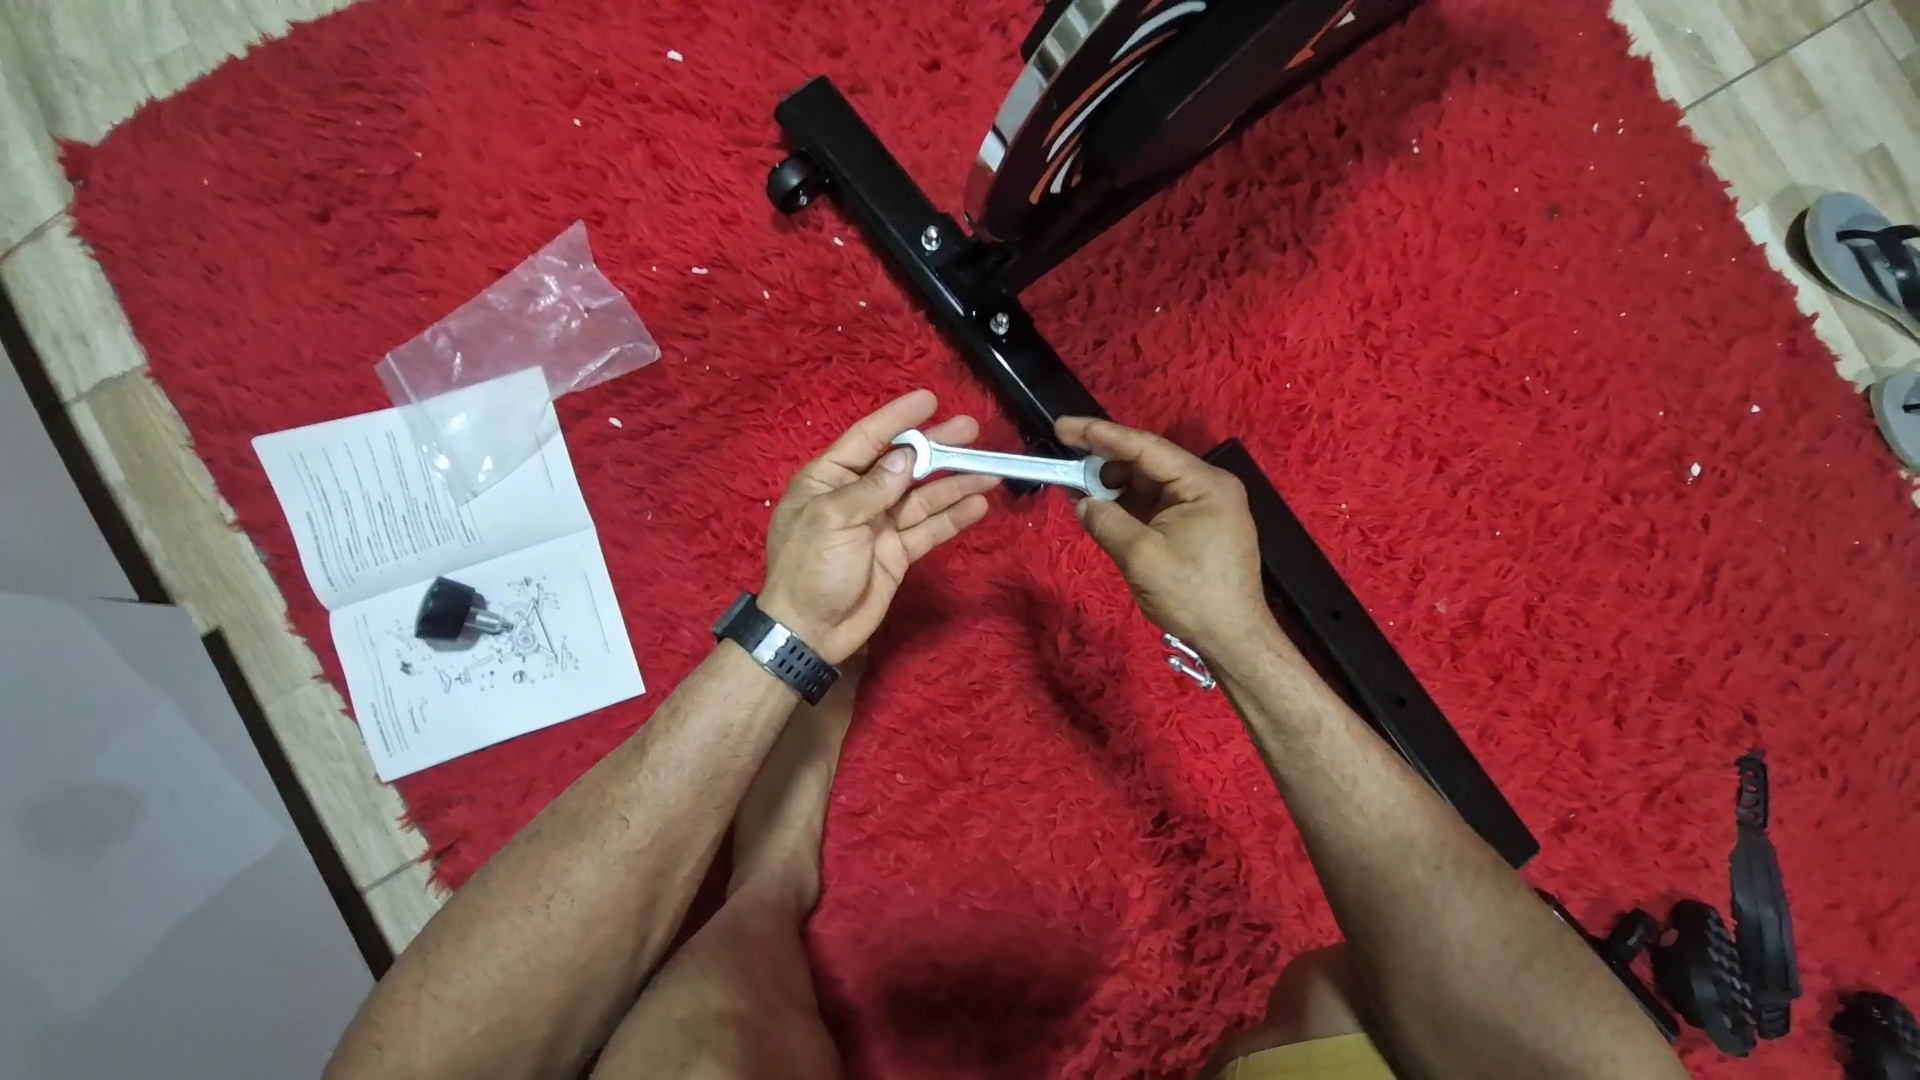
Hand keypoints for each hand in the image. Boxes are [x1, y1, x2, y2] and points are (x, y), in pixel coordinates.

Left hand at [760, 390, 998, 663]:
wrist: (810, 631)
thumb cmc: (809, 568)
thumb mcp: (832, 520)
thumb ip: (873, 488)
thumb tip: (907, 456)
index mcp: (829, 479)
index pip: (867, 439)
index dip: (898, 419)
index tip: (929, 399)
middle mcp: (858, 496)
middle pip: (903, 465)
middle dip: (937, 448)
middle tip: (971, 429)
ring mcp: (880, 525)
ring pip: (923, 497)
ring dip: (954, 483)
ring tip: (989, 469)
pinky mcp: (898, 553)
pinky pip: (929, 529)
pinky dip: (953, 518)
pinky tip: (978, 505)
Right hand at [1056, 417, 1278, 665]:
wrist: (1232, 639)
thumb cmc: (1192, 594)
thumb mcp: (1141, 556)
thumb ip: (1106, 521)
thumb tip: (1081, 503)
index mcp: (1203, 484)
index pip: (1145, 448)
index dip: (1100, 435)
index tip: (1064, 427)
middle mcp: (1207, 486)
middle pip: (1147, 462)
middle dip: (1104, 462)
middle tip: (1064, 459)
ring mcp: (1203, 507)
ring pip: (1148, 484)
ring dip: (1113, 486)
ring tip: (1076, 488)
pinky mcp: (1195, 527)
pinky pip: (1154, 505)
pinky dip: (1126, 506)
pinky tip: (1099, 507)